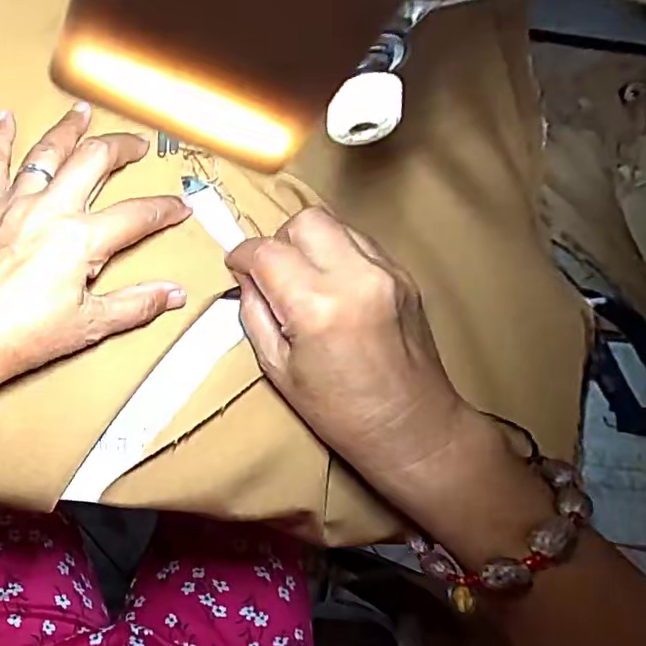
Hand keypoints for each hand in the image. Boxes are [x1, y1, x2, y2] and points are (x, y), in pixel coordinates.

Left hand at [0, 104, 190, 403]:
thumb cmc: (14, 336)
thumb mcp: (86, 326)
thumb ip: (134, 305)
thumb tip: (169, 295)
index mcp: (80, 239)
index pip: (137, 215)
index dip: (164, 209)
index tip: (176, 208)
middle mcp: (48, 211)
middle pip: (94, 161)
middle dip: (121, 148)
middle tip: (135, 146)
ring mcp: (12, 206)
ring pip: (46, 152)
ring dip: (68, 130)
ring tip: (81, 113)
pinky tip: (3, 121)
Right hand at [225, 205, 474, 481]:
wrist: (409, 424)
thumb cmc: (336, 409)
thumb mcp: (275, 367)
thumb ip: (255, 313)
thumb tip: (247, 279)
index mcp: (317, 307)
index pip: (266, 252)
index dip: (242, 256)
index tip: (235, 269)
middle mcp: (356, 278)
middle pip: (304, 221)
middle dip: (278, 241)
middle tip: (271, 273)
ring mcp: (387, 272)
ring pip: (334, 224)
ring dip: (308, 245)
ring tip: (302, 280)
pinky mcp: (405, 275)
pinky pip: (358, 243)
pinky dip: (334, 254)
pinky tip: (330, 288)